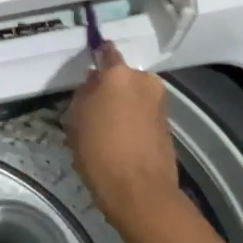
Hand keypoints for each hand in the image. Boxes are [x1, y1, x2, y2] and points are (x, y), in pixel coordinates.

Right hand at [66, 42, 186, 242]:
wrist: (139, 191)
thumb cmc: (99, 150)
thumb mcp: (76, 119)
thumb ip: (85, 94)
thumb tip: (94, 82)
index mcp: (120, 75)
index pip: (108, 52)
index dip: (98, 55)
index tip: (89, 60)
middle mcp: (145, 83)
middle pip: (123, 77)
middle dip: (110, 86)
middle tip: (91, 104)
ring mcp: (160, 105)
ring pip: (134, 96)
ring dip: (121, 104)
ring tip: (102, 125)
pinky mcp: (167, 127)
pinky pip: (143, 114)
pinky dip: (132, 120)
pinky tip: (118, 139)